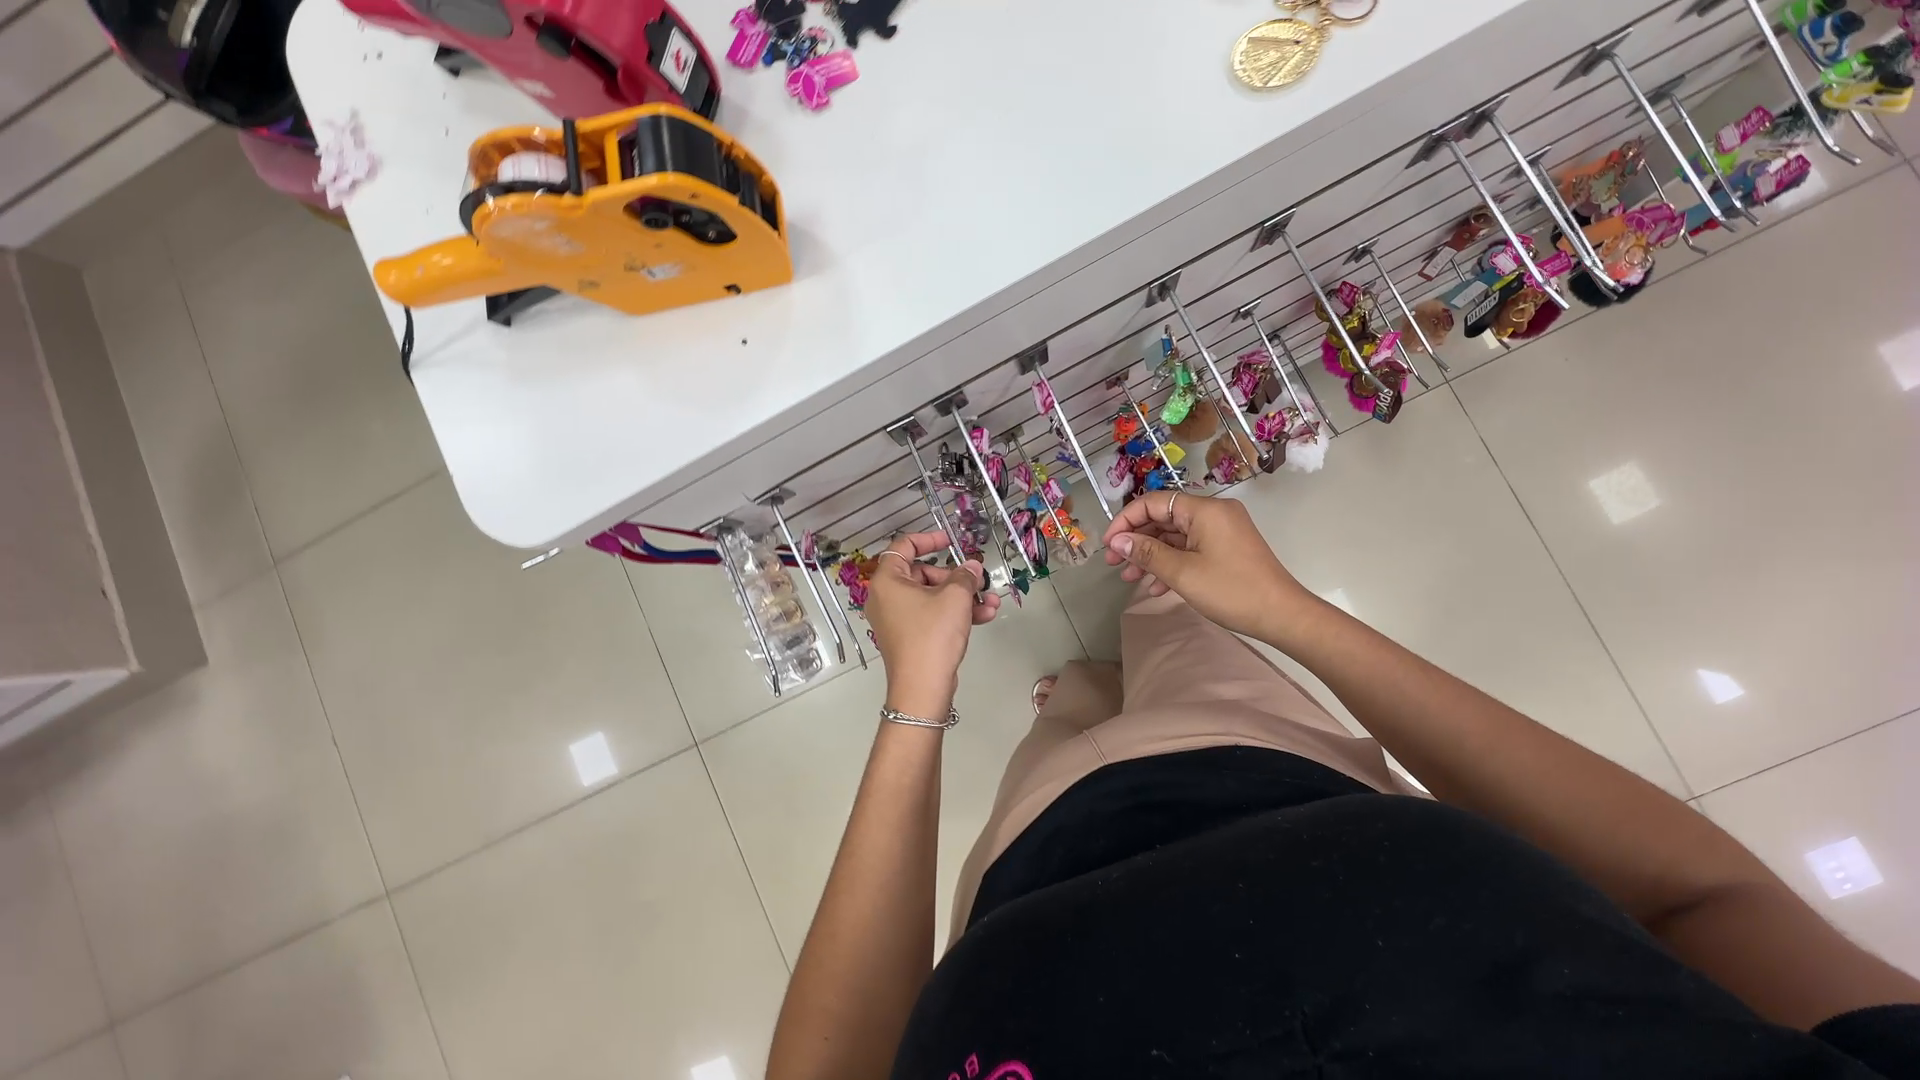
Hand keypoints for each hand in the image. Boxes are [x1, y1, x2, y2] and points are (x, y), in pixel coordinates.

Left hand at [864, 531, 999, 715]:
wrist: (923, 686)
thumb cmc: (932, 634)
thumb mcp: (955, 597)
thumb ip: (965, 575)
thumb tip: (972, 567)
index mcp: (888, 580)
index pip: (902, 547)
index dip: (928, 539)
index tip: (950, 540)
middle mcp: (887, 597)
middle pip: (922, 573)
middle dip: (955, 577)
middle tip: (977, 582)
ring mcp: (897, 619)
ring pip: (932, 597)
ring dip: (962, 597)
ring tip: (990, 602)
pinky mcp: (909, 637)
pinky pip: (933, 616)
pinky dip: (955, 614)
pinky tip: (985, 615)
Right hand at [1101, 491, 1307, 639]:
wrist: (1282, 614)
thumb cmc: (1232, 590)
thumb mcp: (1183, 573)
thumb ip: (1147, 553)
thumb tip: (1118, 541)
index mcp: (1204, 510)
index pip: (1153, 502)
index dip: (1126, 521)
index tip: (1108, 545)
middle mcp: (1213, 513)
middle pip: (1163, 518)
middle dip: (1136, 541)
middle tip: (1113, 565)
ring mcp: (1222, 531)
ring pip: (1175, 536)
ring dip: (1151, 555)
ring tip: (1130, 579)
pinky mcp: (1226, 548)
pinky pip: (1190, 548)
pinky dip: (1171, 563)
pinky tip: (1156, 586)